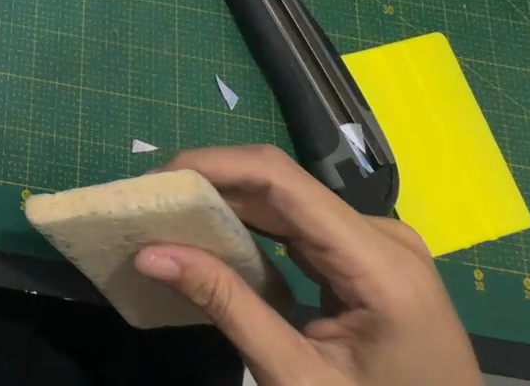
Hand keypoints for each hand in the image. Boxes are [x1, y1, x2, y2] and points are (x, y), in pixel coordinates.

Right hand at [133, 145, 481, 385]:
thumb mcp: (298, 379)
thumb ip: (225, 306)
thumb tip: (147, 253)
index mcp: (380, 263)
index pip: (280, 179)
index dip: (212, 165)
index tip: (154, 181)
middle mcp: (382, 237)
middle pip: (278, 183)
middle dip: (208, 185)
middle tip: (149, 203)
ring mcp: (376, 246)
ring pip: (281, 199)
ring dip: (222, 203)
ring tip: (167, 217)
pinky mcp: (363, 259)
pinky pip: (293, 224)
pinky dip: (245, 227)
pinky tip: (208, 238)